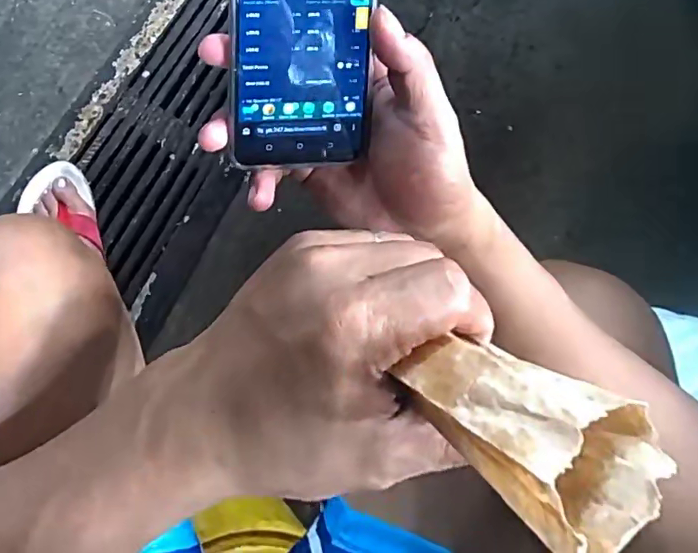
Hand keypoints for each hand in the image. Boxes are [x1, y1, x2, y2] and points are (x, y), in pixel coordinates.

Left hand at [168, 230, 492, 500]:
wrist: (200, 410)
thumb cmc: (284, 442)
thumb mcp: (374, 457)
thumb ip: (447, 433)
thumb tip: (497, 409)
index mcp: (354, 321)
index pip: (452, 286)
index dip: (471, 320)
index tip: (458, 353)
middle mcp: (334, 269)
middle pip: (433, 258)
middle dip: (448, 301)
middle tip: (430, 344)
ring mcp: (314, 247)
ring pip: (404, 243)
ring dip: (418, 281)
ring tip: (397, 325)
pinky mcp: (302, 240)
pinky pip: (370, 240)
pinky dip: (385, 269)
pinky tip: (367, 305)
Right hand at [197, 6, 495, 251]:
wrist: (429, 228)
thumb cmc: (437, 163)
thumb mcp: (429, 109)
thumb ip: (409, 64)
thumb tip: (381, 16)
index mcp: (362, 76)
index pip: (320, 38)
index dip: (287, 23)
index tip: (256, 12)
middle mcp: (333, 100)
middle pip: (279, 73)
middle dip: (242, 62)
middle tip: (216, 54)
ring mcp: (316, 134)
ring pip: (264, 119)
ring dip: (233, 124)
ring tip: (216, 136)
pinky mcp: (306, 169)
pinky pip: (270, 167)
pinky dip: (257, 179)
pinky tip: (258, 191)